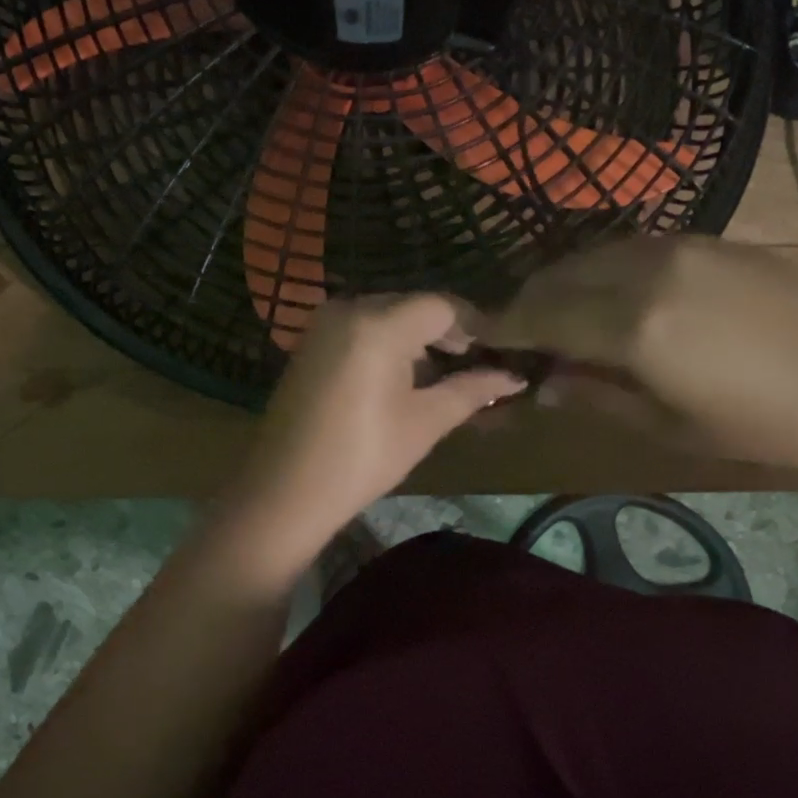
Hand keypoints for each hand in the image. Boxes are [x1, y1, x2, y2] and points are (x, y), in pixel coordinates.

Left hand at [221, 295, 525, 566]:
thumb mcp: (425, 422)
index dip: (474, 326)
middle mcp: (349, 309)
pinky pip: (361, 329)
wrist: (284, 491)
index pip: (442, 306)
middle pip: (413, 306)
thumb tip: (514, 378)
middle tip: (476, 367)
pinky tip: (403, 378)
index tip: (498, 352)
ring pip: (386, 316)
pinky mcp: (310, 343)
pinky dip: (387, 345)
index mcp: (379, 324)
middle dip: (446, 332)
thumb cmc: (362, 458)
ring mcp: (324, 325)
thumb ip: (471, 390)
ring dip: (417, 339)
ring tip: (443, 377)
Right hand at [483, 237, 797, 478]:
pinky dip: (606, 269)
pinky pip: (634, 247)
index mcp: (632, 326)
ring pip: (595, 254)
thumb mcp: (667, 426)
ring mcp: (682, 246)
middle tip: (517, 333)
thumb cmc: (762, 425)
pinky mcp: (710, 239)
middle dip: (528, 300)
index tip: (476, 335)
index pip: (539, 313)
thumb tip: (545, 378)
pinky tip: (615, 297)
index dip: (502, 324)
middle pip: (560, 275)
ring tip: (561, 316)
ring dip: (565, 281)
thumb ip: (595, 394)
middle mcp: (647, 271)